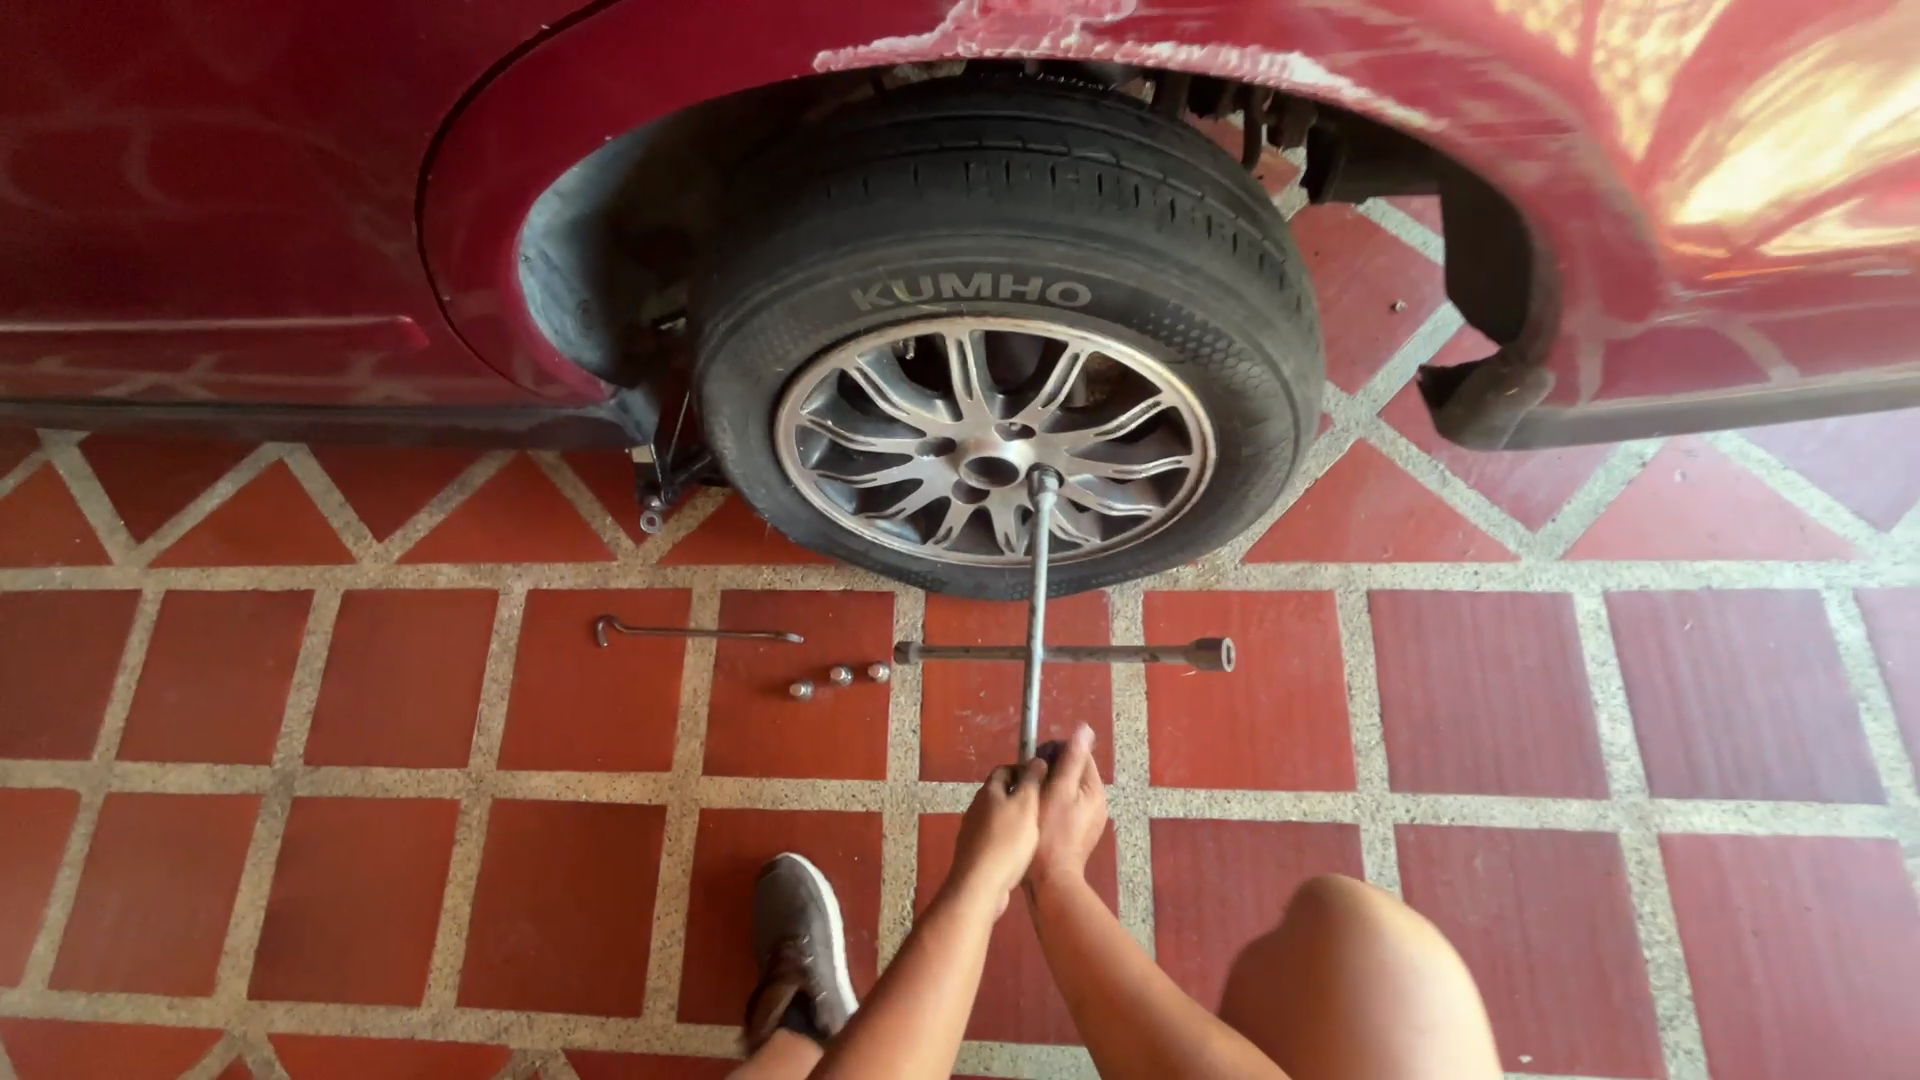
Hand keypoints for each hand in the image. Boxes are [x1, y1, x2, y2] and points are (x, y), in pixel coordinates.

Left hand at [946, 758, 1046, 918]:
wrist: (980, 883)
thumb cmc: (1007, 840)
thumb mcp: (1026, 805)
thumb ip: (1031, 781)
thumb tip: (1036, 760)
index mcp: (988, 791)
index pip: (1004, 769)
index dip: (1022, 771)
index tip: (1041, 780)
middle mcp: (976, 807)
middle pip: (998, 793)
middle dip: (1018, 795)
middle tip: (1041, 806)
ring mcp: (971, 830)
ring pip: (995, 816)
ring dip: (1012, 819)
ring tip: (1033, 830)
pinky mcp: (973, 852)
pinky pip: (992, 837)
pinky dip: (1005, 838)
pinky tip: (1018, 852)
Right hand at [1028, 724, 1106, 895]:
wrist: (1051, 879)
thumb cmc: (1051, 831)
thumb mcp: (1059, 790)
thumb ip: (1072, 759)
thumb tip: (1085, 729)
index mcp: (1094, 789)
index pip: (1078, 754)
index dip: (1055, 751)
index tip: (1034, 762)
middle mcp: (1096, 802)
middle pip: (1073, 770)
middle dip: (1051, 769)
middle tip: (1029, 781)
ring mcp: (1088, 819)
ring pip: (1067, 788)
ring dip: (1050, 786)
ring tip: (1030, 795)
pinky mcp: (1078, 833)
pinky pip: (1065, 807)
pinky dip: (1052, 803)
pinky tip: (1037, 812)